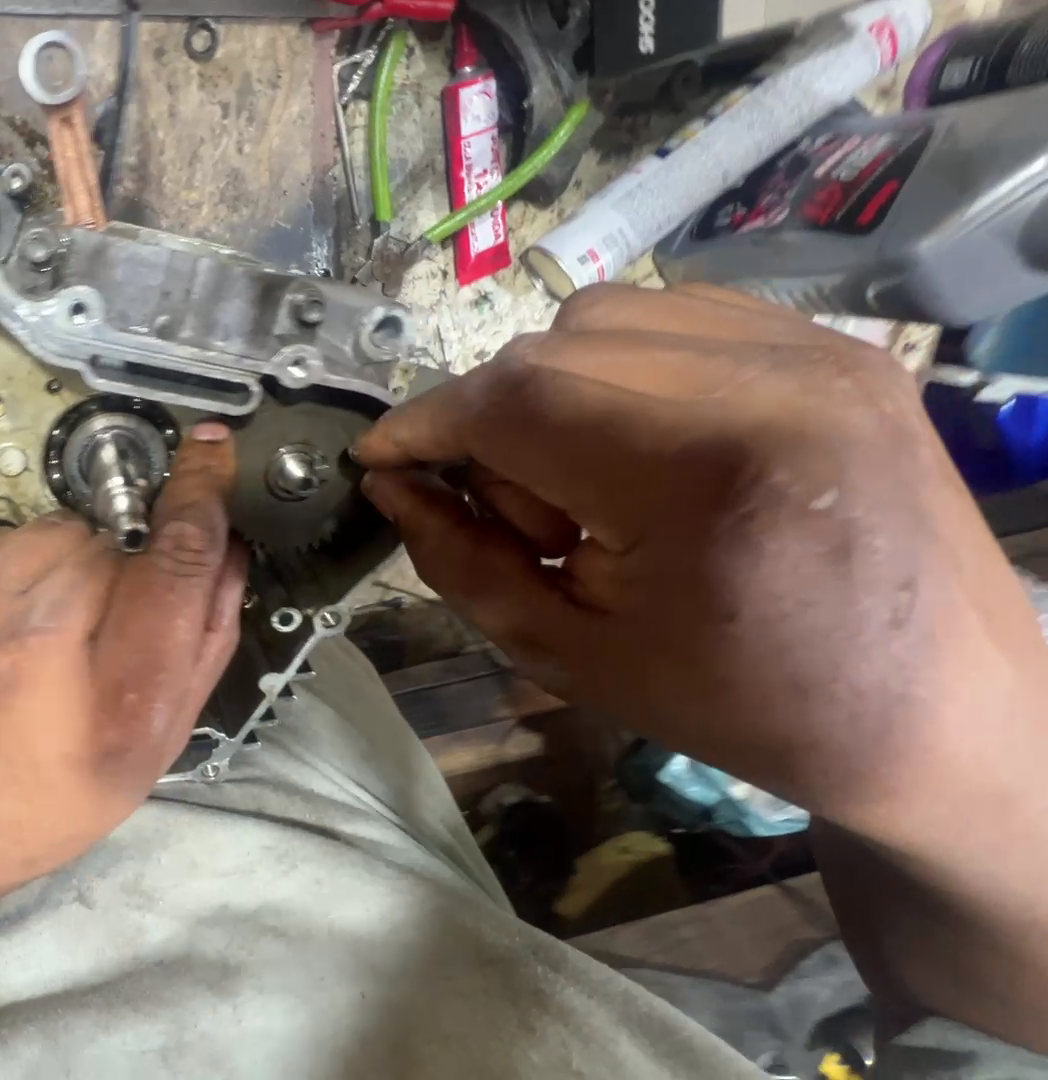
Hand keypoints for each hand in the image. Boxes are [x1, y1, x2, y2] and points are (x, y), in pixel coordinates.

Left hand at [0, 423, 248, 910]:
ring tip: (53, 631)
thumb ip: (200, 645)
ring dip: (73, 565)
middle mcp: (22, 638)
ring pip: (57, 531)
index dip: (199, 502)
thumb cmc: (43, 802)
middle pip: (110, 541)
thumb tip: (223, 553)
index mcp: (98, 695)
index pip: (168, 564)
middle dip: (124, 571)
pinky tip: (8, 624)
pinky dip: (23, 568)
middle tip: (103, 632)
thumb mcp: (150, 752)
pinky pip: (4, 539)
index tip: (211, 456)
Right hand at [354, 285, 1047, 1046]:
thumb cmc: (742, 702)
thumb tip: (389, 484)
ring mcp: (814, 347)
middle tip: (502, 510)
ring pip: (596, 320)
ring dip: (543, 392)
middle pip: (547, 351)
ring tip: (579, 480)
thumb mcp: (565, 652)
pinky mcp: (830, 343)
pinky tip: (626, 443)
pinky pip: (664, 317)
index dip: (424, 423)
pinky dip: (607, 369)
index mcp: (704, 473)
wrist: (942, 712)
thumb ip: (458, 558)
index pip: (514, 398)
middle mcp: (769, 379)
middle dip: (483, 422)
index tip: (376, 459)